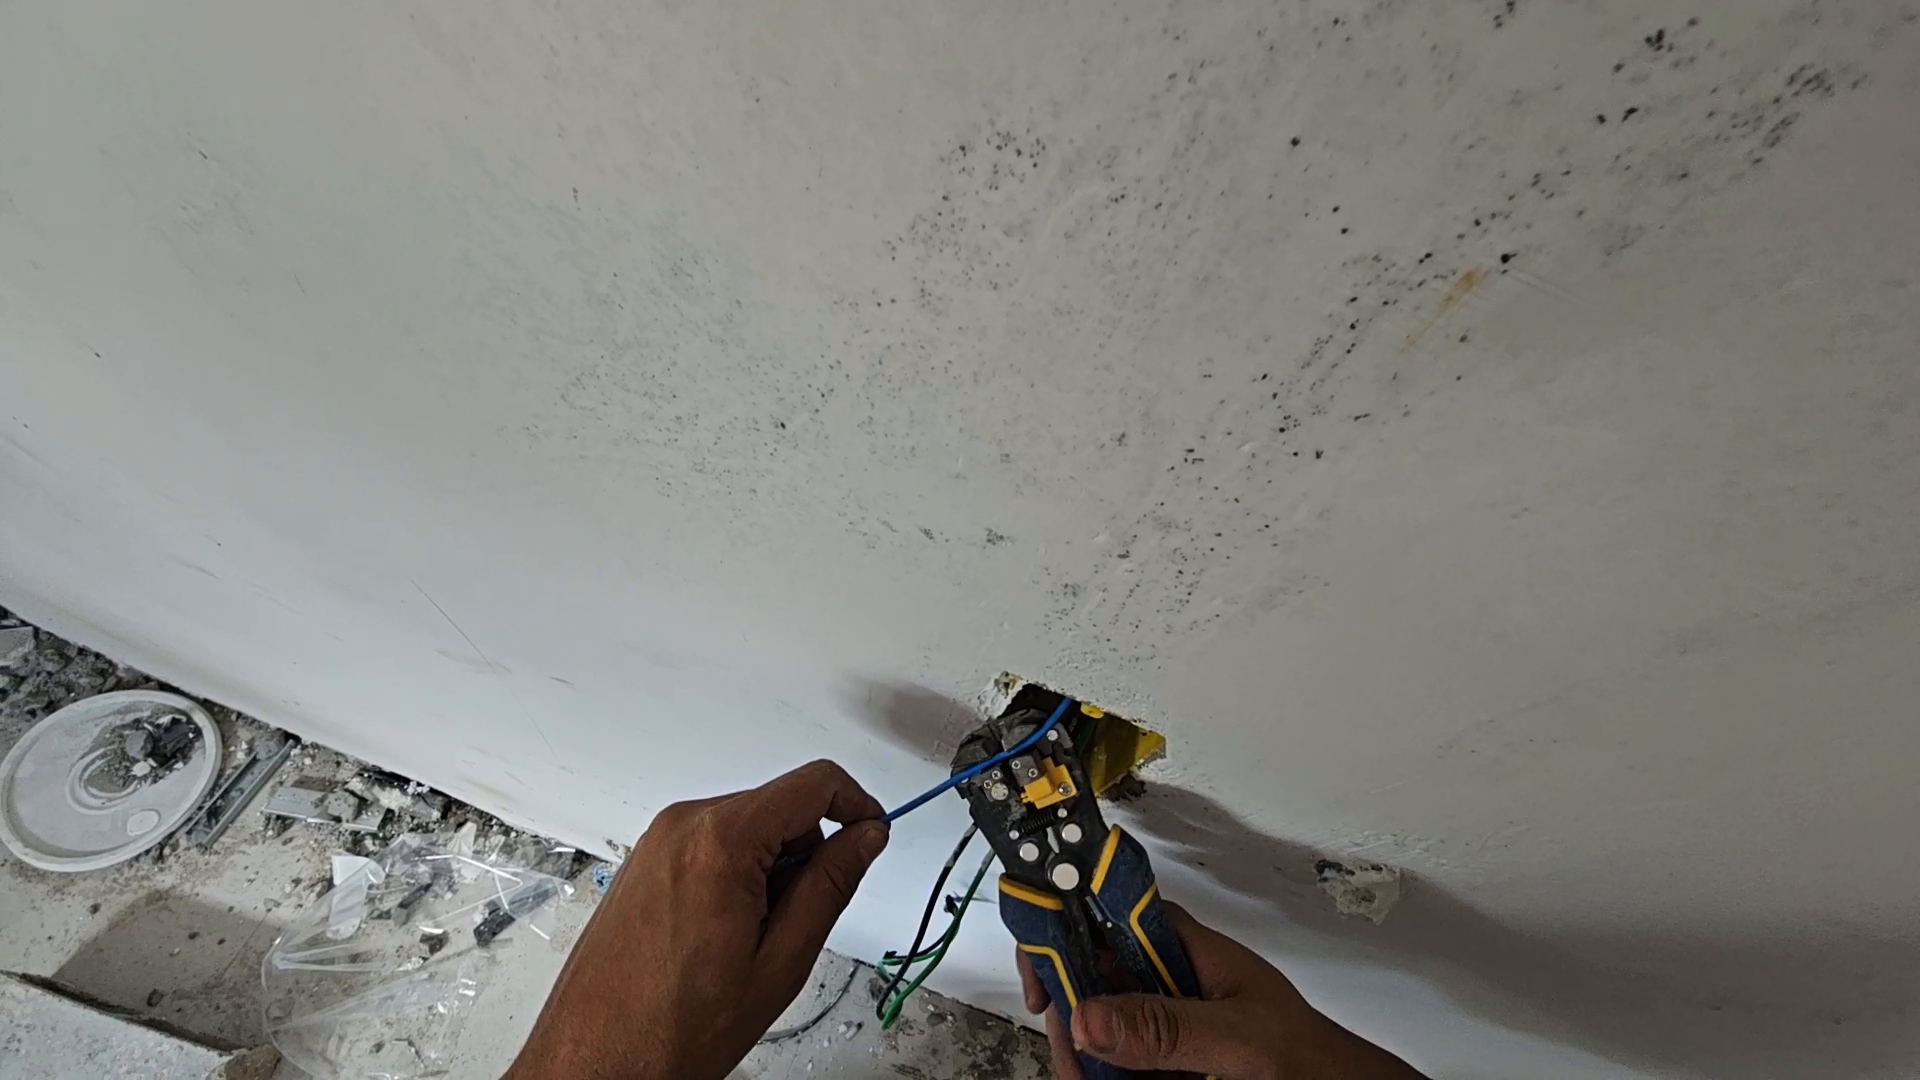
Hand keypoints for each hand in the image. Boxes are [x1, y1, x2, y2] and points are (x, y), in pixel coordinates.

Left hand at [507, 760, 889, 1079]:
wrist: (589, 1069)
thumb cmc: (668, 1032)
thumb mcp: (781, 961)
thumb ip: (832, 884)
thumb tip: (867, 837)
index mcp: (721, 840)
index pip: (815, 783)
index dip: (857, 804)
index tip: (872, 833)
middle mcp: (685, 823)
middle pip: (783, 804)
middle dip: (809, 851)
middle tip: (799, 916)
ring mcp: (661, 837)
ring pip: (753, 823)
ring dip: (772, 865)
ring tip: (751, 934)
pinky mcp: (649, 855)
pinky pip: (718, 838)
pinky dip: (740, 869)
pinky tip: (725, 928)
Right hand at [1020, 902, 1423, 1079]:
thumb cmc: (1309, 1057)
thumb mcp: (1240, 1039)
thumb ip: (1169, 1027)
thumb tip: (1089, 1017)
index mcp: (1176, 940)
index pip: (1103, 910)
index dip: (1059, 930)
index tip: (1039, 979)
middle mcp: (1158, 965)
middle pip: (1086, 968)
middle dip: (1067, 1011)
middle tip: (1069, 1062)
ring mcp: (1159, 1007)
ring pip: (1094, 1014)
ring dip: (1081, 1051)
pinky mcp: (1161, 1046)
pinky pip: (1115, 1051)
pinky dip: (1102, 1071)